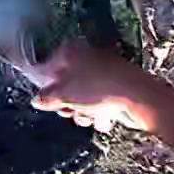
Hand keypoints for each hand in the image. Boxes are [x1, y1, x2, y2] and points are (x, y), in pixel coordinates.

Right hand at [27, 41, 167, 132]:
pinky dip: (98, 112)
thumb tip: (36, 100)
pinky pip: (97, 100)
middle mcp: (85, 58)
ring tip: (88, 118)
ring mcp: (100, 72)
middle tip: (67, 111)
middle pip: (65, 83)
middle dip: (65, 102)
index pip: (49, 65)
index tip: (42, 99)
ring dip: (82, 111)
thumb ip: (48, 98)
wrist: (137, 96)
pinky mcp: (113, 87)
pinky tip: (102, 120)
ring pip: (81, 95)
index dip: (44, 83)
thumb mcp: (65, 95)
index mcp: (71, 52)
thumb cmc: (96, 90)